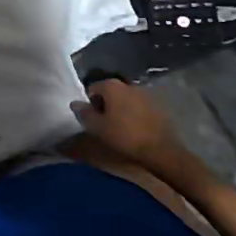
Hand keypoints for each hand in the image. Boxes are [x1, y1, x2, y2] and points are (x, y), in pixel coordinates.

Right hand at [72, 79, 206, 186]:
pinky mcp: (157, 106)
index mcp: (112, 86)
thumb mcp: (97, 128)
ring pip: (125, 100)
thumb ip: (84, 113)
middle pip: (110, 93)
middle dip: (105, 106)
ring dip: (120, 110)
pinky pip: (138, 107)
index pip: (93, 89)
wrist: (160, 150)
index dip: (89, 104)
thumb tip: (74, 103)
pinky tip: (134, 129)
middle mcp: (128, 85)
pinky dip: (134, 114)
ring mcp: (145, 94)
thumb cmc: (124, 136)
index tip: (92, 120)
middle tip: (103, 125)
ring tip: (119, 129)